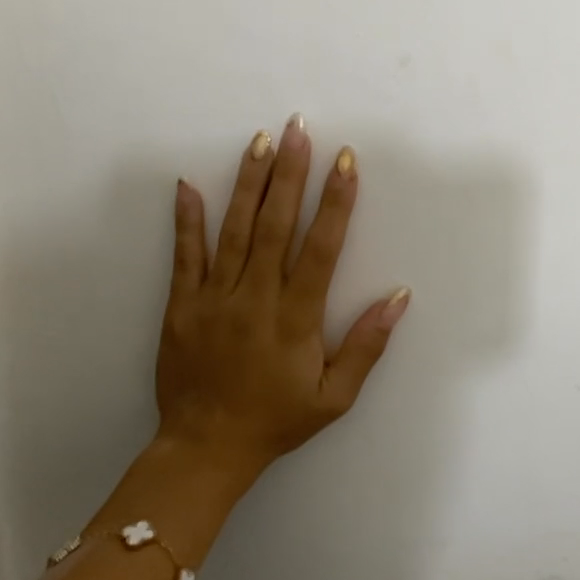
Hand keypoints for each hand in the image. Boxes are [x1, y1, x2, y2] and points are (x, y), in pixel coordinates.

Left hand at [154, 116, 410, 483]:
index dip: (336, 202)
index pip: (321, 248)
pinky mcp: (181, 306)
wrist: (205, 449)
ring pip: (234, 231)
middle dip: (290, 174)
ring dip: (249, 183)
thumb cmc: (277, 420)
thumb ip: (366, 345)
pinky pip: (184, 256)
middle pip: (275, 226)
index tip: (345, 162)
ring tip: (260, 141)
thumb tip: (398, 296)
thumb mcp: (334, 397)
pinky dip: (187, 220)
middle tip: (298, 130)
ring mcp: (214, 299)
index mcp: (295, 318)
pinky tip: (189, 184)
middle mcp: (255, 299)